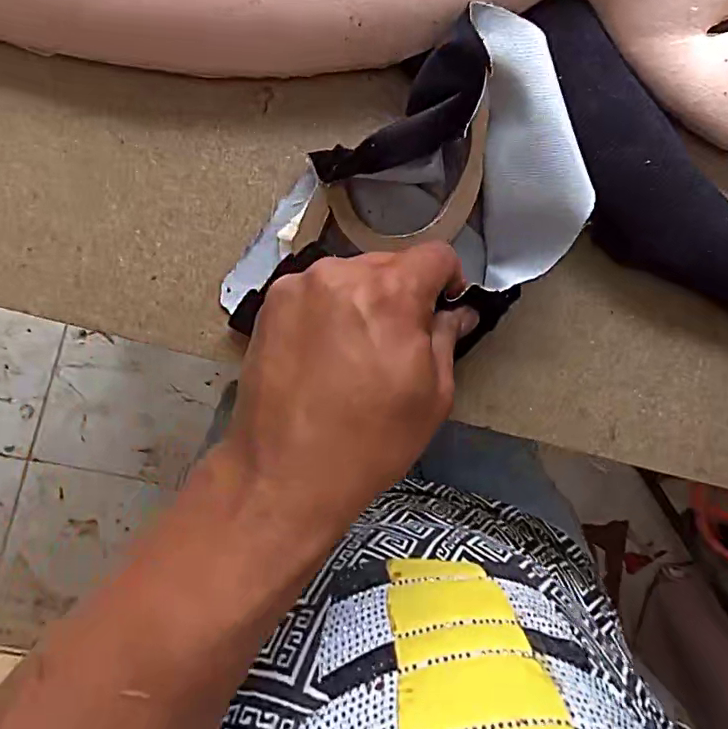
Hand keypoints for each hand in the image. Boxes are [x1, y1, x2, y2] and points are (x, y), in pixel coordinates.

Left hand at [222, 244, 476, 536]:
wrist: (283, 474)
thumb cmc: (368, 443)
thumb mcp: (432, 397)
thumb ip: (446, 339)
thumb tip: (456, 313)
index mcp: (390, 293)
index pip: (435, 254)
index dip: (448, 279)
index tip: (444, 305)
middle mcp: (341, 275)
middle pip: (390, 263)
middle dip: (403, 293)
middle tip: (399, 339)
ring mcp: (300, 286)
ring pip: (350, 276)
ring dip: (363, 299)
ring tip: (356, 350)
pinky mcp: (271, 304)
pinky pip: (315, 292)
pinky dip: (328, 309)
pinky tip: (324, 351)